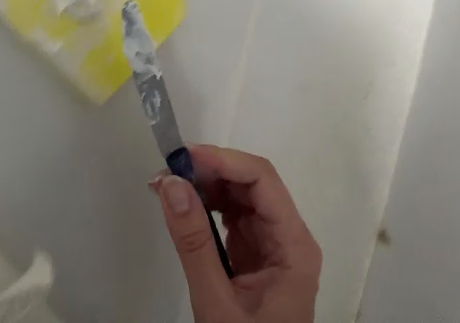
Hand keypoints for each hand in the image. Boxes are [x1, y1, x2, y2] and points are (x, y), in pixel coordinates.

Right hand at [153, 146, 321, 322]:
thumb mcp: (217, 302)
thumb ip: (194, 242)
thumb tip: (170, 183)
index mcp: (294, 246)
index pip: (262, 179)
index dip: (222, 160)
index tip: (181, 158)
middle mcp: (288, 238)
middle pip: (251, 183)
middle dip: (208, 170)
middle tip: (165, 171)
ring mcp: (271, 247)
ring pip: (239, 196)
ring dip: (203, 185)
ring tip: (166, 187)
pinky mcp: (254, 257)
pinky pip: (230, 217)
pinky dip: (204, 206)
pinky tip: (181, 207)